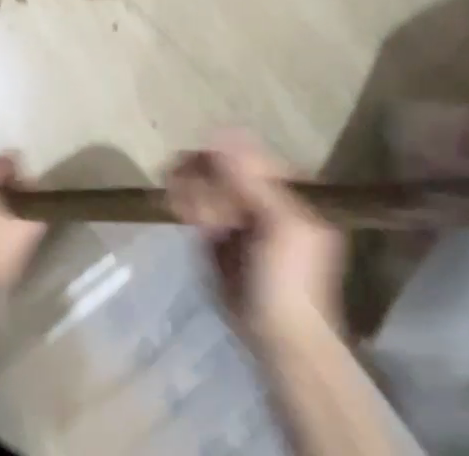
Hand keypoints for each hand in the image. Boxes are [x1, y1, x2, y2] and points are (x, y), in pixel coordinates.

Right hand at [167, 132, 342, 345]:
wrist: (278, 335)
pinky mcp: (216, 233)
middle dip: (201, 177)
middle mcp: (261, 195)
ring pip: (203, 181)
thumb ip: (252, 180)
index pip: (245, 154)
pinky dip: (184, 203)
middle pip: (220, 165)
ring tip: (185, 211)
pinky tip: (179, 212)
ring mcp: (238, 214)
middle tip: (189, 197)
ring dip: (189, 189)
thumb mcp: (282, 226)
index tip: (199, 169)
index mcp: (286, 190)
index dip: (220, 158)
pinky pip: (195, 203)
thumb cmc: (289, 280)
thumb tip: (224, 133)